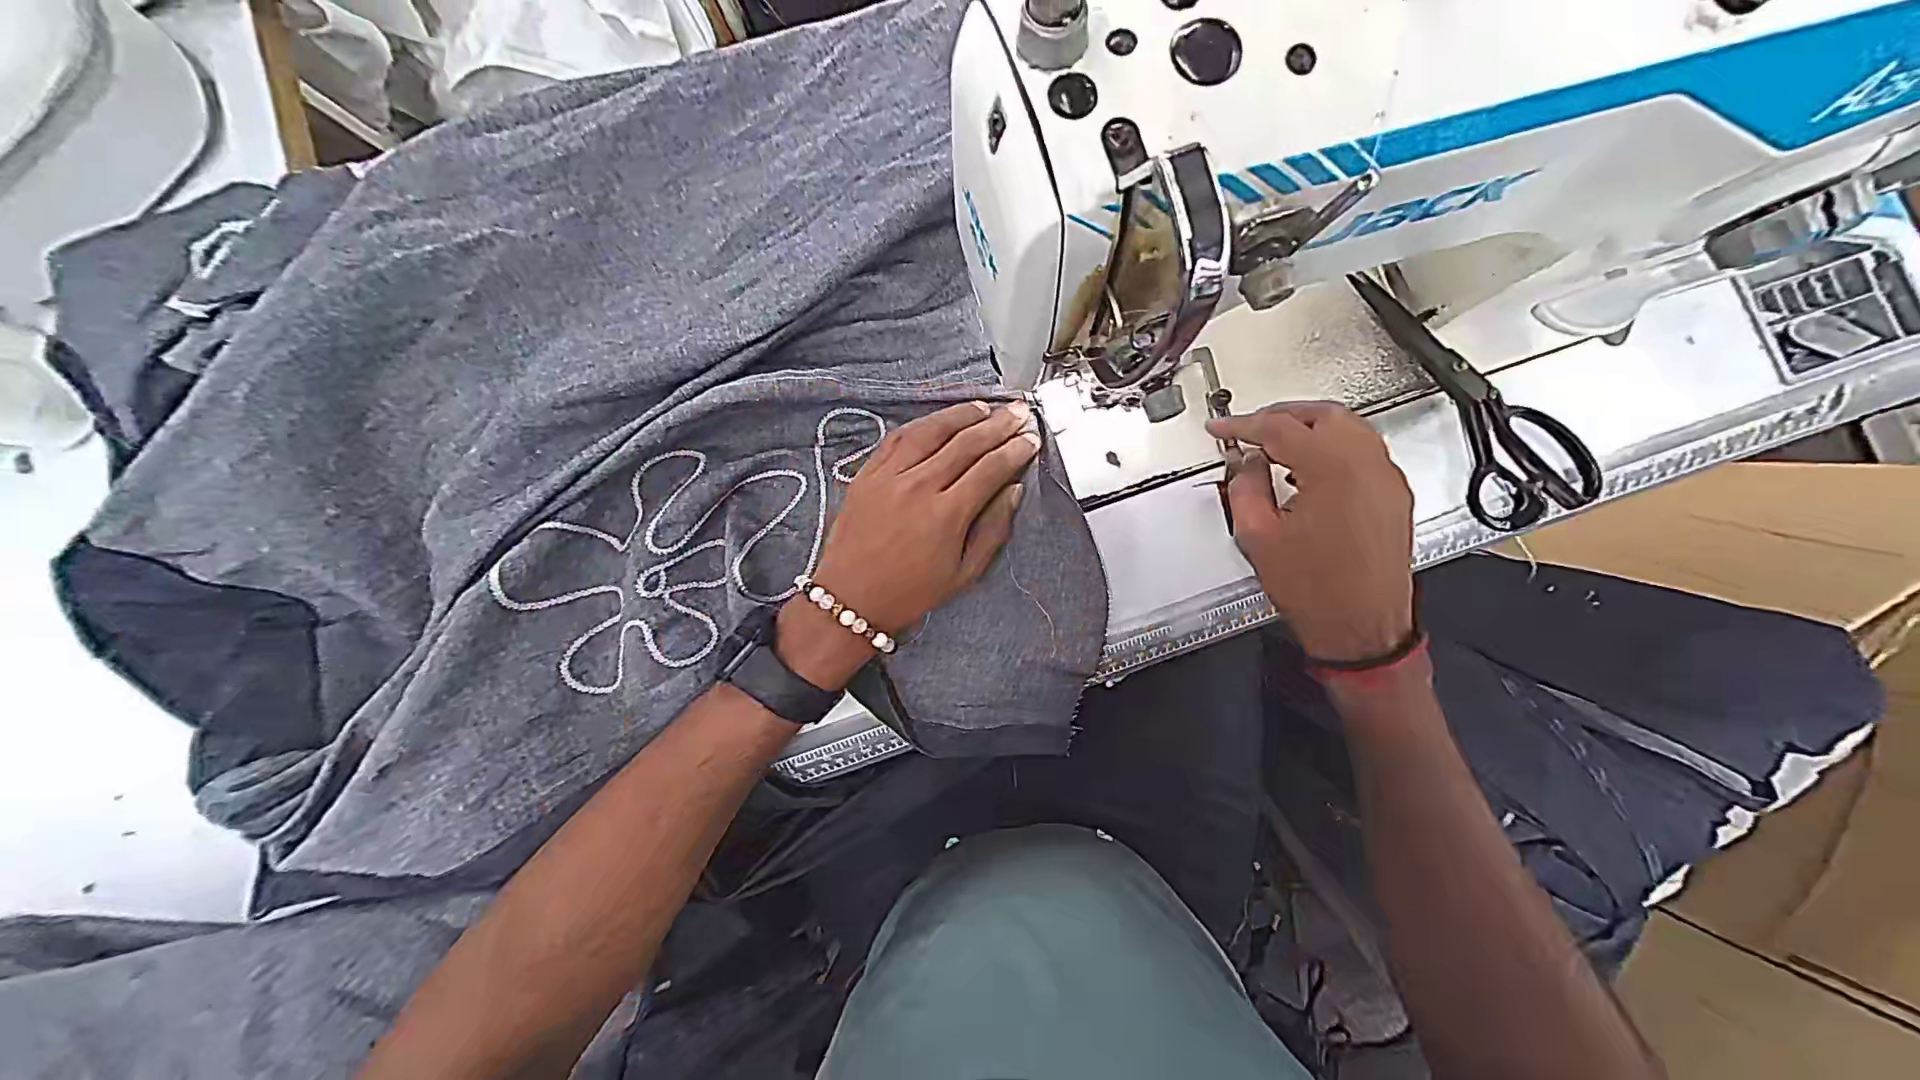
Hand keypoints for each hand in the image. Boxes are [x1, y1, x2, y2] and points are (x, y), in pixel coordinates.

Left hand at [777, 400, 1040, 688]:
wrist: (850, 599)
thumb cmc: (908, 592)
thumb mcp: (964, 574)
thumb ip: (993, 529)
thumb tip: (1014, 492)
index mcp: (946, 515)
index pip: (991, 468)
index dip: (1016, 450)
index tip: (1030, 441)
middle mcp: (918, 487)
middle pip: (967, 442)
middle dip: (999, 424)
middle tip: (1019, 413)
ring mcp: (890, 476)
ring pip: (933, 431)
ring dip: (963, 414)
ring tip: (987, 407)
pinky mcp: (868, 474)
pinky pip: (899, 437)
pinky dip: (924, 423)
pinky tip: (941, 418)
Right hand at [1205, 402, 1414, 662]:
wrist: (1361, 627)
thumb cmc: (1319, 592)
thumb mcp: (1258, 537)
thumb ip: (1245, 488)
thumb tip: (1245, 464)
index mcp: (1334, 471)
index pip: (1281, 428)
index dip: (1243, 424)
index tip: (1223, 427)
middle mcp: (1369, 467)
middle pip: (1322, 414)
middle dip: (1280, 416)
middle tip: (1248, 428)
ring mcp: (1387, 480)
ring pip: (1347, 427)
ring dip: (1308, 428)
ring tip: (1273, 445)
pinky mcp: (1394, 495)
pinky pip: (1362, 451)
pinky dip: (1331, 446)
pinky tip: (1306, 466)